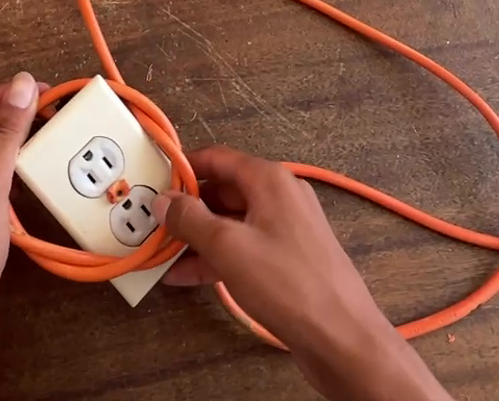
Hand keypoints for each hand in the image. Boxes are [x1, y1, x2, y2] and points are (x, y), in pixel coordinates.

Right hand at [157, 146, 452, 400]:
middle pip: (223, 190)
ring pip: (232, 221)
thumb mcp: (228, 246)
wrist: (343, 339)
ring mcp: (287, 228)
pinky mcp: (289, 259)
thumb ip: (190, 219)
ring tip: (164, 252)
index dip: (184, 167)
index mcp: (268, 179)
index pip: (217, 157)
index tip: (156, 181)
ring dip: (199, 235)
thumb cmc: (288, 283)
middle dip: (188, 206)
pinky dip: (218, 256)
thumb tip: (164, 200)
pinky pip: (245, 246)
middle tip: (155, 221)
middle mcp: (280, 196)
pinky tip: (188, 275)